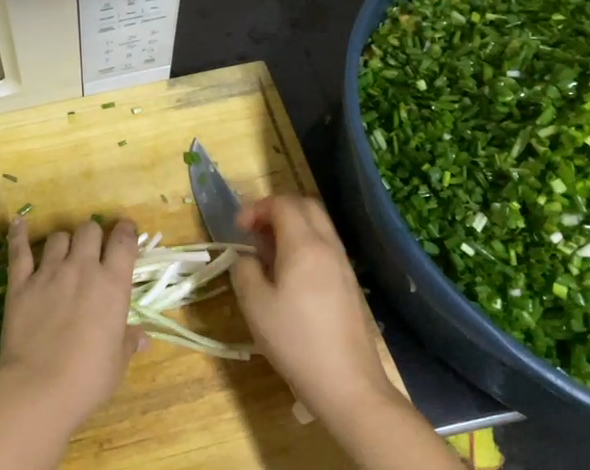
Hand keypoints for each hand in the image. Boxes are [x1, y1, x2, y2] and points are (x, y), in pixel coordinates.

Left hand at [0, 217, 144, 469]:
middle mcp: (82, 269)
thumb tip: (141, 337)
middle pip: (88, 230)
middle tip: (92, 250)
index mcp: (112, 284)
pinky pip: (19, 249)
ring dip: (63, 241)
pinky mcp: (20, 282)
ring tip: (63, 252)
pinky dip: (18, 234)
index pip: (123, 241)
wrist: (40, 386)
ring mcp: (49, 272)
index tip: (126, 229)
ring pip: (58, 237)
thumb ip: (128, 341)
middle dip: (93, 235)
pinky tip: (18, 222)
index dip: (126, 230)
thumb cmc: (88, 378)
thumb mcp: (117, 362)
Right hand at [231, 197, 461, 469]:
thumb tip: (247, 258)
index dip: (256, 208)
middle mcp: (328, 247)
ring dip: (293, 227)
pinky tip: (291, 277)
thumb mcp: (255, 305)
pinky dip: (306, 246)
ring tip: (270, 255)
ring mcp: (344, 266)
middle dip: (277, 210)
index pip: (282, 204)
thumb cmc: (296, 342)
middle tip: (255, 232)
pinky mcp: (351, 286)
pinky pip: (326, 248)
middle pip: (306, 206)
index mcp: (304, 245)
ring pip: (319, 226)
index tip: (239, 229)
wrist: (348, 385)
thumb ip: (245, 271)